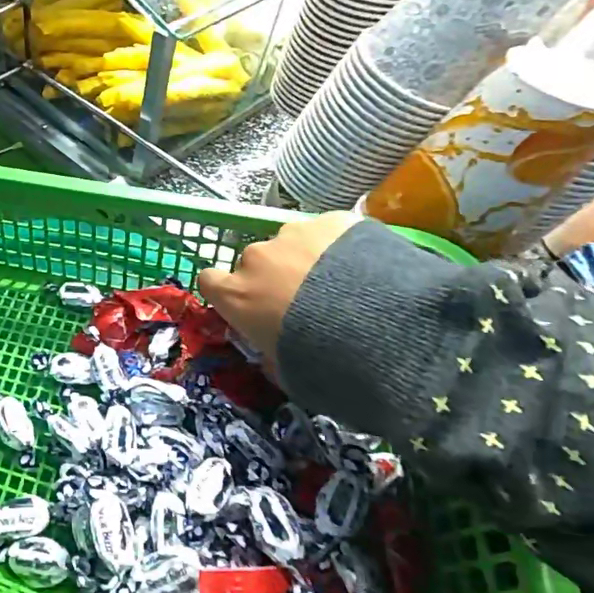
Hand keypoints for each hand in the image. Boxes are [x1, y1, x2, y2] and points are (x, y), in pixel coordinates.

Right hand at [198, 211, 359, 367]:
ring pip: (292, 243)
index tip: (248, 305)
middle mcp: (258, 257)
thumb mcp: (286, 372)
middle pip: (255, 262)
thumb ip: (269, 353)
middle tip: (307, 302)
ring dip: (306, 259)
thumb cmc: (326, 361)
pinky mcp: (332, 220)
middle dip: (274, 277)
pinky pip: (328, 232)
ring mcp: (295, 233)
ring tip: (343, 284)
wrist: (383, 327)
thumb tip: (273, 351)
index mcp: (238, 294)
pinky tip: (366, 267)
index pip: (210, 281)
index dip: (227, 291)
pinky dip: (339, 246)